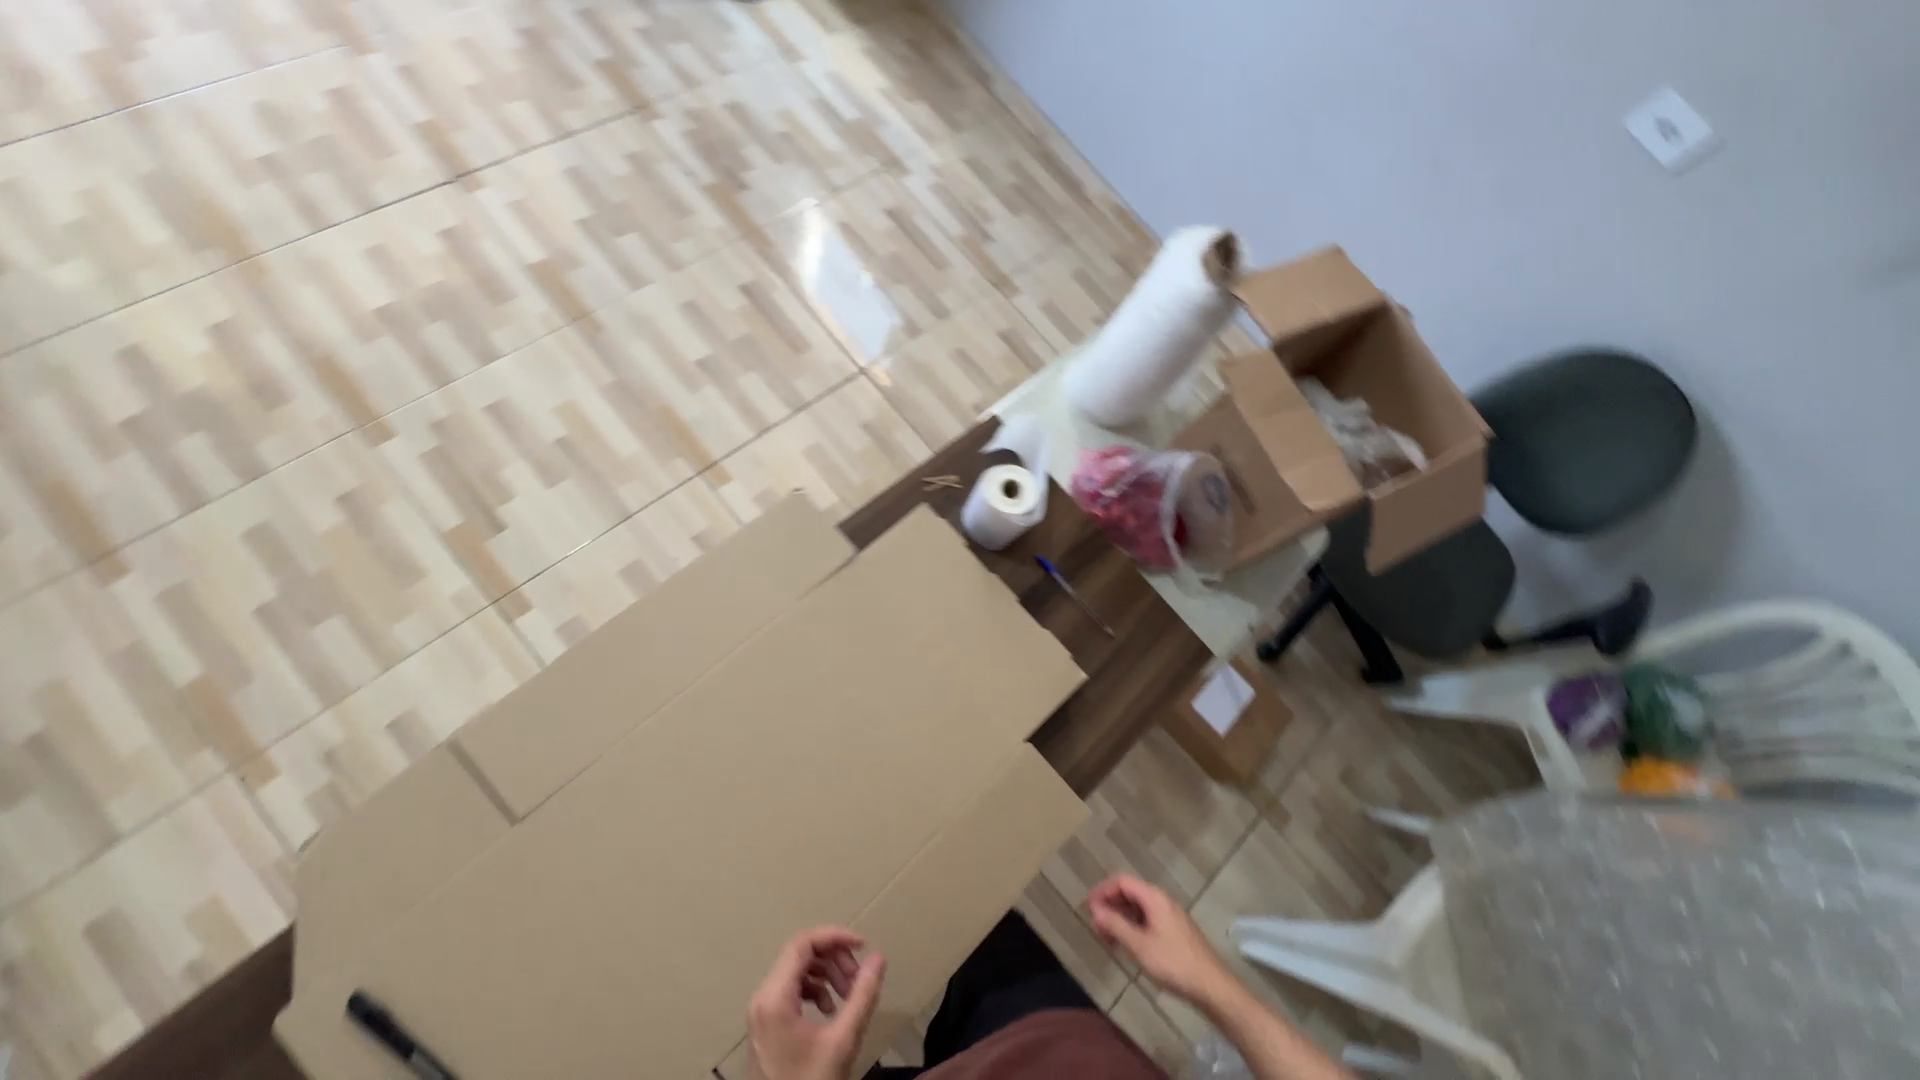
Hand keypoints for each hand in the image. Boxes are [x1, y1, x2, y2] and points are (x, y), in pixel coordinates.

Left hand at [748, 927, 885, 1079]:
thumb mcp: (843, 1040)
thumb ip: (862, 995)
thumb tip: (878, 958)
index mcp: (775, 997)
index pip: (803, 943)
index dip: (835, 936)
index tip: (863, 945)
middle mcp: (763, 997)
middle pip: (800, 954)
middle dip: (835, 959)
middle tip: (859, 979)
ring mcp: (762, 1010)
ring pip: (797, 970)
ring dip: (827, 973)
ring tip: (850, 995)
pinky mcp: (767, 1022)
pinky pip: (791, 988)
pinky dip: (815, 989)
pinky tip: (832, 1009)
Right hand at [1087, 874, 1230, 1003]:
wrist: (1211, 986)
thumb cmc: (1173, 963)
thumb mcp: (1139, 945)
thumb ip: (1116, 925)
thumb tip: (1095, 910)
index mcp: (1154, 898)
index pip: (1122, 881)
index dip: (1103, 891)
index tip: (1089, 910)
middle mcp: (1163, 901)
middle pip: (1130, 893)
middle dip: (1110, 906)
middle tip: (1096, 928)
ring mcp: (1171, 916)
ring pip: (1139, 908)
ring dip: (1121, 919)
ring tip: (1108, 940)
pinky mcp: (1176, 930)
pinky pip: (1148, 920)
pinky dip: (1133, 927)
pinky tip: (1128, 946)